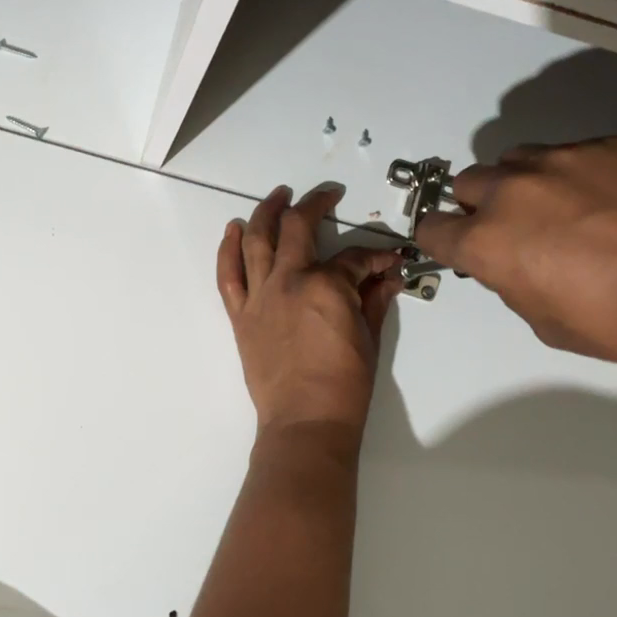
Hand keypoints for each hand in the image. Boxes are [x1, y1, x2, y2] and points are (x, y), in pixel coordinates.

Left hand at [216, 185, 403, 438]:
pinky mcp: (240, 314)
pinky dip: (228, 248)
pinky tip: (233, 228)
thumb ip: (375, 300)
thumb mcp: (370, 339)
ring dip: (266, 211)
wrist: (304, 420)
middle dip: (315, 204)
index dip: (375, 255)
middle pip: (297, 228)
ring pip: (256, 239)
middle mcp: (288, 280)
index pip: (354, 258)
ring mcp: (259, 295)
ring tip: (278, 195)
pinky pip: (228, 274)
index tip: (387, 259)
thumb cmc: (344, 385)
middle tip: (327, 195)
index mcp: (326, 286)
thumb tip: (389, 277)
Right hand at [414, 137, 616, 389]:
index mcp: (488, 242)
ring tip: (569, 211)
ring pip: (518, 161)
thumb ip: (514, 282)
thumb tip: (516, 261)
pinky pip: (574, 153)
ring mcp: (563, 159)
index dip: (445, 241)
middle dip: (482, 207)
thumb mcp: (548, 324)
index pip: (433, 228)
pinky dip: (579, 175)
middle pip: (468, 184)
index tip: (463, 249)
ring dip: (525, 184)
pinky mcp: (612, 143)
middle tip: (520, 232)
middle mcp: (513, 191)